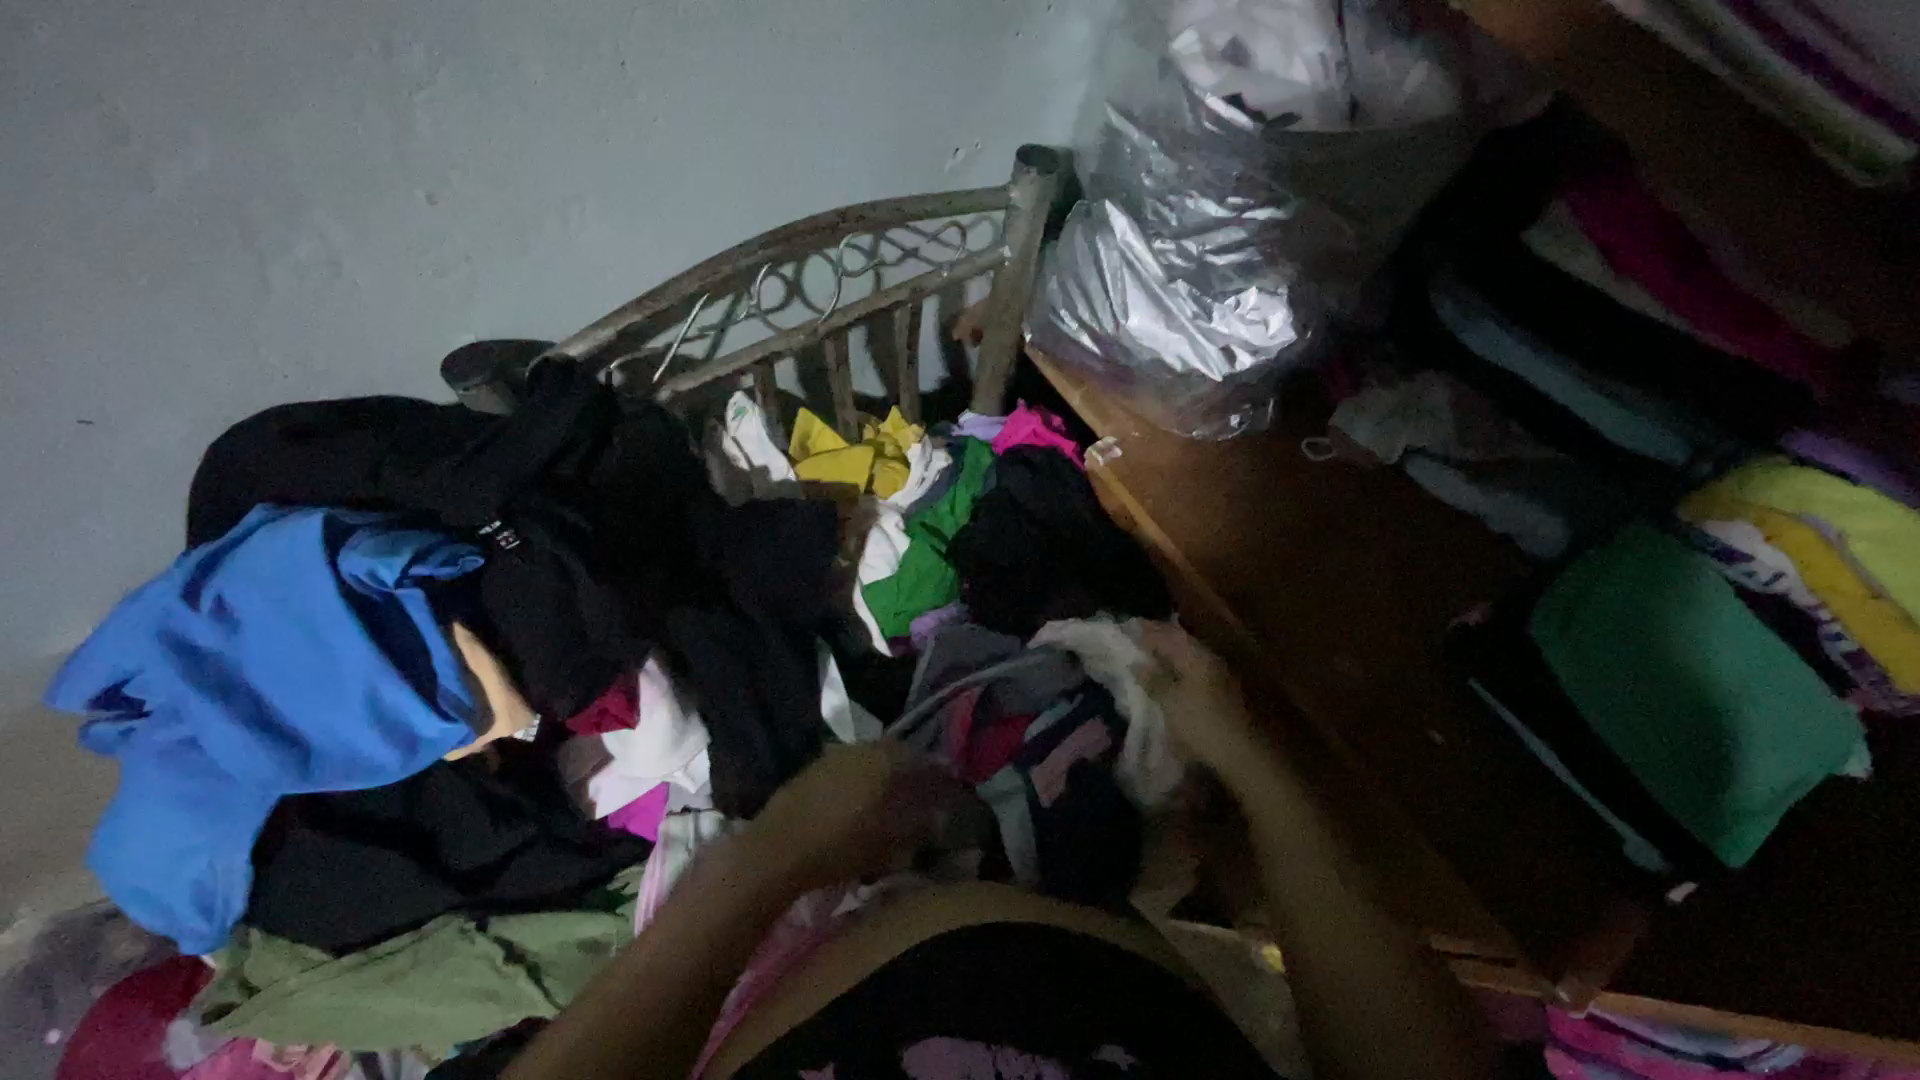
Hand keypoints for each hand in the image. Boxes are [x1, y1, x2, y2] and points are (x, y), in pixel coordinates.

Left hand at [737, 741, 959, 893]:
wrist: (777, 850)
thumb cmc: (842, 846)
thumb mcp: (891, 844)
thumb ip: (920, 827)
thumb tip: (939, 818)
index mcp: (885, 759)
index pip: (922, 758)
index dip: (937, 775)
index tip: (946, 790)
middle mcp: (860, 748)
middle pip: (894, 754)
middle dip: (908, 772)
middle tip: (918, 795)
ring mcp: (832, 756)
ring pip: (868, 761)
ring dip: (881, 776)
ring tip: (888, 802)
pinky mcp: (810, 770)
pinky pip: (846, 770)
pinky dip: (857, 783)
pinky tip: (856, 805)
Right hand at [1134, 623, 1271, 778]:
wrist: (1244, 756)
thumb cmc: (1202, 724)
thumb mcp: (1170, 702)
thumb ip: (1153, 680)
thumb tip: (1136, 662)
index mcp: (1198, 656)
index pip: (1168, 634)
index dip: (1146, 630)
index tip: (1126, 626)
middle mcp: (1212, 660)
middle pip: (1181, 643)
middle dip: (1158, 639)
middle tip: (1135, 638)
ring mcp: (1221, 677)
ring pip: (1189, 658)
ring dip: (1168, 655)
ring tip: (1148, 657)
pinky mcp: (1224, 695)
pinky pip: (1194, 672)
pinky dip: (1178, 671)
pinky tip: (1169, 678)